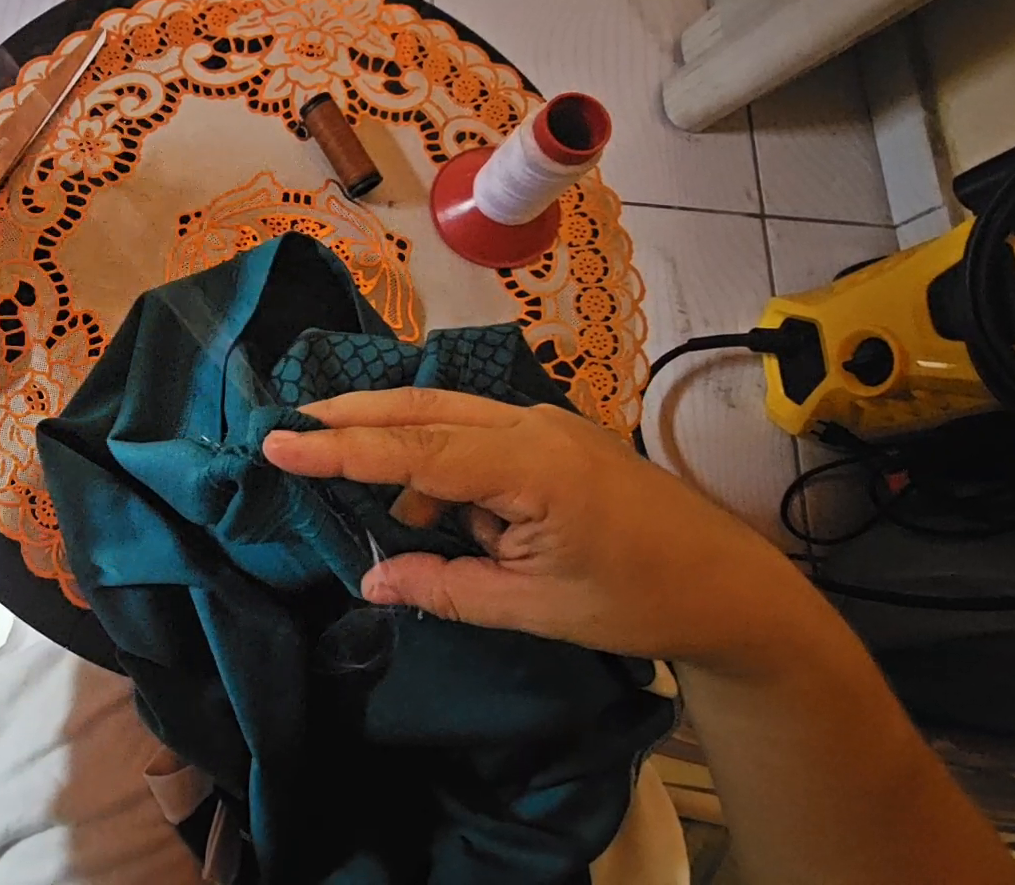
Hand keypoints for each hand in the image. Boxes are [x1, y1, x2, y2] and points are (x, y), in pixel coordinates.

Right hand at [262, 389, 826, 674]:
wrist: (736, 588)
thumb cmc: (637, 602)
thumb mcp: (532, 608)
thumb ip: (444, 587)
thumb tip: (371, 581)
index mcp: (531, 467)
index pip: (414, 448)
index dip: (340, 447)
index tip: (278, 441)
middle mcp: (532, 426)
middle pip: (420, 405)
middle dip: (350, 414)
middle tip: (289, 424)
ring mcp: (542, 423)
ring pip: (442, 411)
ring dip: (389, 436)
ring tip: (341, 467)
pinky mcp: (548, 434)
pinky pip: (470, 433)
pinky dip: (431, 459)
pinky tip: (420, 501)